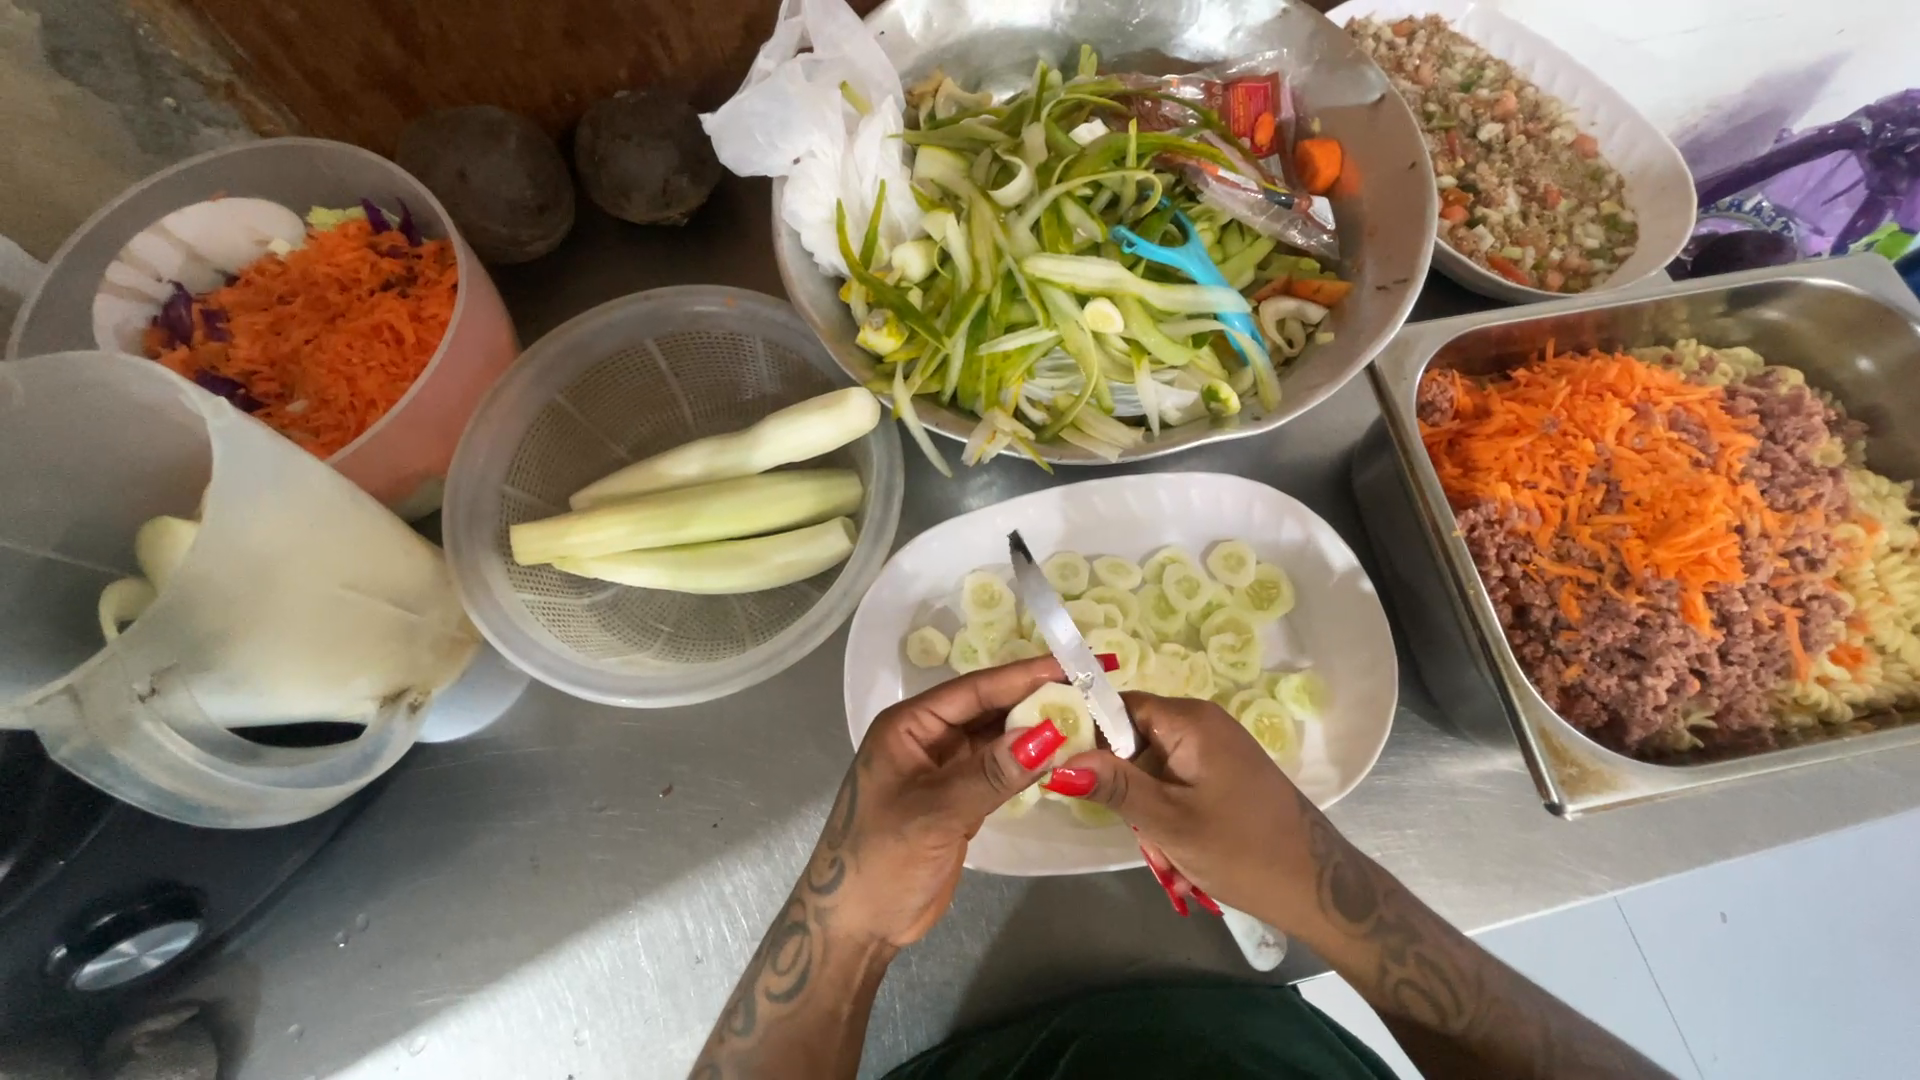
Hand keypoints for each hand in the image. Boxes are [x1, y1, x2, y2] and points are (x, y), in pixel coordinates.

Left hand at [807, 657, 1069, 947]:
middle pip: (989, 708)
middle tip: (1093, 688)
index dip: (1025, 675)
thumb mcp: (936, 812)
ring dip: (1037, 730)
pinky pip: (1000, 767)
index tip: (1074, 664)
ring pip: (998, 737)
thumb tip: (1050, 732)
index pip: (975, 689)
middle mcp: (928, 737)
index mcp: (910, 725)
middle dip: (1037, 698)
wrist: (858, 924)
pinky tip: (1062, 755)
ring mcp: (944, 767)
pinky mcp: (960, 797)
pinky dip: (1028, 762)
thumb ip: (992, 772)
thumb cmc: (881, 860)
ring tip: (1089, 716)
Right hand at [1054, 691, 1346, 932]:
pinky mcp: (1223, 772)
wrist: (1322, 890)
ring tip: (1163, 849)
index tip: (1071, 774)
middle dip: (1124, 784)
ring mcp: (1216, 748)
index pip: (1117, 705)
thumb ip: (1113, 785)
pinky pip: (1176, 779)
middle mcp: (1202, 722)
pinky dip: (1168, 810)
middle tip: (1137, 830)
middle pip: (1133, 737)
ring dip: (1146, 806)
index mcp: (1190, 720)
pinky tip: (1179, 846)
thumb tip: (1056, 759)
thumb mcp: (1168, 821)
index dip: (1089, 735)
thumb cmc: (1243, 851)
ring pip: (1152, 765)